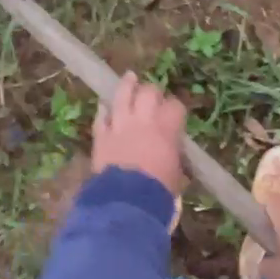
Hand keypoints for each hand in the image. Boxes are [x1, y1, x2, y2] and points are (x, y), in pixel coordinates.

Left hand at [91, 73, 187, 192]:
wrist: (127, 200)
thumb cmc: (159, 190)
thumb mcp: (178, 174)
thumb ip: (175, 158)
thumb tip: (174, 157)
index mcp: (167, 129)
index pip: (175, 107)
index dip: (176, 108)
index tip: (176, 113)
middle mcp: (144, 121)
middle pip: (149, 92)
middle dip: (153, 92)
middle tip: (154, 96)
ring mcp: (120, 126)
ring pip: (123, 96)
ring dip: (127, 85)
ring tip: (130, 77)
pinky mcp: (101, 136)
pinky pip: (101, 117)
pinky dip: (104, 110)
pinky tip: (105, 106)